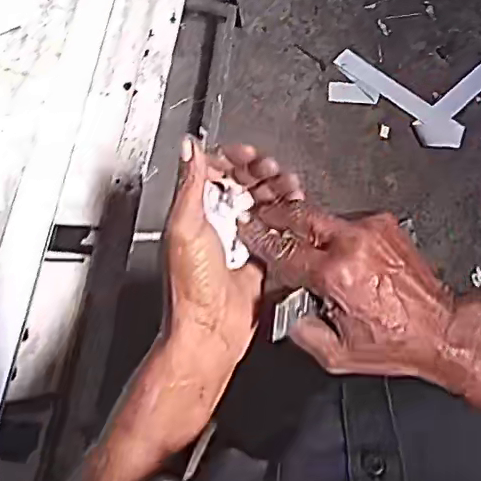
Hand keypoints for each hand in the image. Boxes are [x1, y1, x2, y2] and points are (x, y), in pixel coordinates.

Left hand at [160, 137, 265, 377]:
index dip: (232, 157)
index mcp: (195, 210)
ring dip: (277, 188)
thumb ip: (189, 183)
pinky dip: (288, 213)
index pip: (214, 170)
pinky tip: (295, 207)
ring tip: (288, 184)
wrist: (209, 334)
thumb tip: (187, 146)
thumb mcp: (185, 226)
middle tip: (270, 168)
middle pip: (243, 182)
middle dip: (259, 170)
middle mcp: (217, 221)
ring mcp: (240, 238)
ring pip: (262, 201)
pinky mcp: (260, 256)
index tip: (247, 153)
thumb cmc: (189, 289)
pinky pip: (277, 227)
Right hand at [237, 200, 480, 391]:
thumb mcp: (337, 353)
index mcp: (337, 274)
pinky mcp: (384, 223)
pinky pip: (349, 222)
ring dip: (311, 227)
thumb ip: (302, 328)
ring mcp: (371, 228)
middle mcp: (353, 243)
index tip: (249, 230)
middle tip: (262, 213)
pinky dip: (339, 233)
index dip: (262, 239)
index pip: (286, 250)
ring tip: (305, 244)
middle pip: (302, 216)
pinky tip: (341, 252)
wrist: (439, 326)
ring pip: (326, 217)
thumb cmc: (396, 340)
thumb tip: (286, 307)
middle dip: (278, 213)